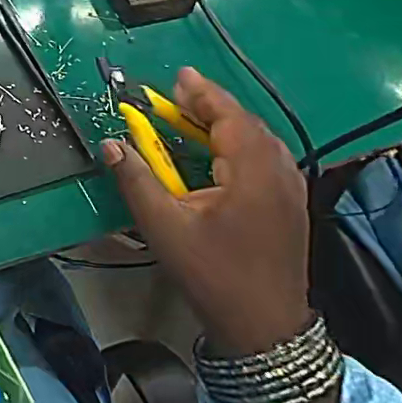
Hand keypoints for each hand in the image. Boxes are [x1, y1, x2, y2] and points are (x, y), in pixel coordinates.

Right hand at [100, 68, 310, 358]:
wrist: (262, 326)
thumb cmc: (211, 272)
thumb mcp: (163, 226)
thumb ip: (136, 180)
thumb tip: (111, 145)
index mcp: (253, 174)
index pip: (230, 119)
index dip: (204, 95)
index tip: (179, 77)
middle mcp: (279, 174)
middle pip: (248, 124)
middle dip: (212, 104)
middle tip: (178, 93)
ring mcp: (290, 190)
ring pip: (260, 140)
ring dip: (226, 122)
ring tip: (194, 114)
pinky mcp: (289, 204)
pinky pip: (266, 157)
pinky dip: (239, 141)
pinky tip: (219, 148)